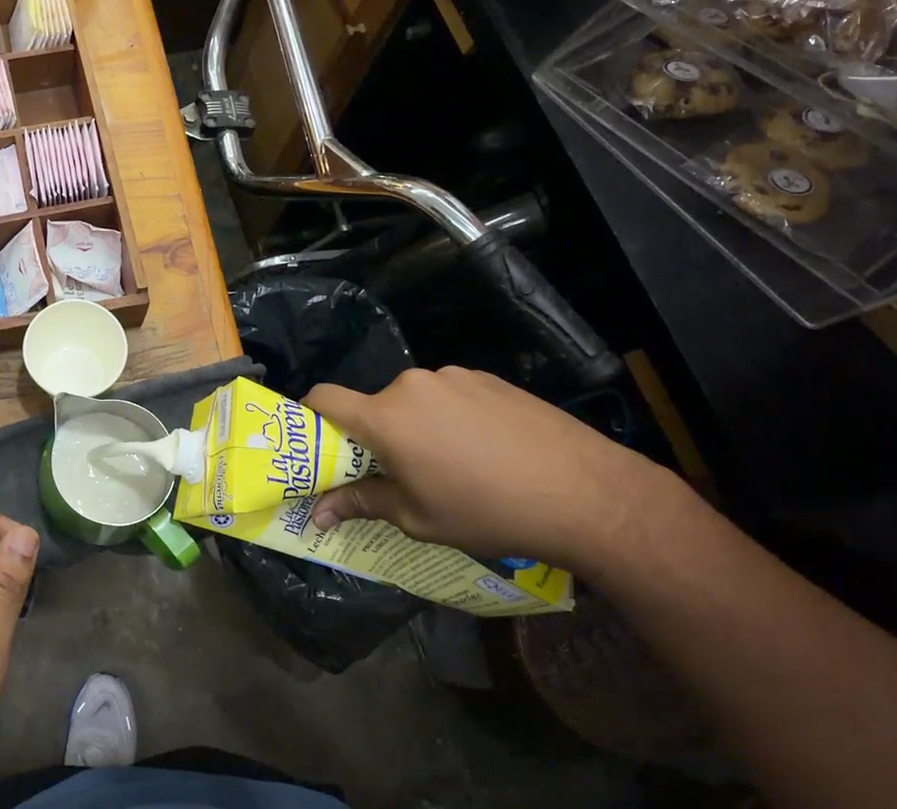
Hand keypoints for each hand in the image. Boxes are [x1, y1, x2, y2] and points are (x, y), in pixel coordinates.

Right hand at [305, 368, 679, 572]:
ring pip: (416, 402)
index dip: (310, 415)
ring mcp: (455, 377)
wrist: (586, 493)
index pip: (324, 398)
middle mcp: (412, 385)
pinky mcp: (490, 379)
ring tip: (454, 466)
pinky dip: (453, 420)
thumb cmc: (487, 511)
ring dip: (418, 427)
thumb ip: (361, 504)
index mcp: (386, 417)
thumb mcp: (417, 518)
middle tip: (400, 473)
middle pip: (375, 405)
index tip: (315, 441)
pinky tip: (487, 452)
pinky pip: (452, 396)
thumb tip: (317, 514)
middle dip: (377, 436)